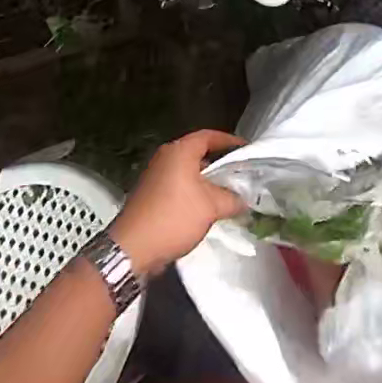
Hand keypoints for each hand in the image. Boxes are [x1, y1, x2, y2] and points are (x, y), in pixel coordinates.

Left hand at [109, 130, 246, 274]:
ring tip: (230, 192)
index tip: (247, 150)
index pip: (208, 136)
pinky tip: (208, 207)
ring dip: (208, 180)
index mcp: (179, 151)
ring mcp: (156, 175)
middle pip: (198, 152)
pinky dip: (195, 191)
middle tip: (241, 173)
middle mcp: (166, 157)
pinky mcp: (152, 193)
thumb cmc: (174, 216)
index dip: (229, 141)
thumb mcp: (211, 207)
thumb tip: (243, 199)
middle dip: (220, 163)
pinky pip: (179, 185)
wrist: (134, 246)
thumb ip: (231, 198)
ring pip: (189, 171)